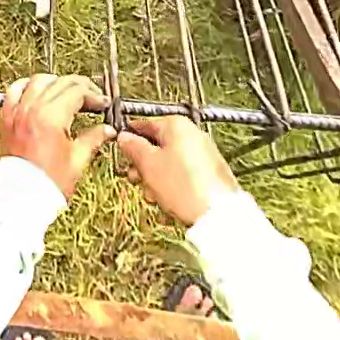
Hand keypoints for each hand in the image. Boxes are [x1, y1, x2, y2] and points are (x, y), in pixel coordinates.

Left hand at [0, 74, 114, 199]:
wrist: (20, 198)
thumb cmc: (47, 184)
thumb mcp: (77, 160)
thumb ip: (93, 138)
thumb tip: (107, 129)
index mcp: (51, 118)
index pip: (77, 91)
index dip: (93, 95)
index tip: (102, 103)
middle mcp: (32, 109)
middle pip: (60, 82)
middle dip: (80, 87)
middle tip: (92, 98)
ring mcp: (17, 111)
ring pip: (39, 80)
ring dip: (56, 82)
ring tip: (68, 92)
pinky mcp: (7, 117)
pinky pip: (14, 90)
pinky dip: (28, 86)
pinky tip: (38, 90)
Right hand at [116, 116, 237, 226]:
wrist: (218, 215)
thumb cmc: (183, 186)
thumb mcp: (148, 164)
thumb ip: (133, 147)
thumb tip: (124, 137)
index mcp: (176, 126)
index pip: (144, 125)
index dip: (129, 139)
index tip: (120, 151)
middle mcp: (192, 135)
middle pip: (157, 147)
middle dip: (144, 167)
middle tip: (137, 181)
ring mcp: (203, 155)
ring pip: (169, 165)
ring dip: (157, 183)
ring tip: (156, 199)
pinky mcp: (211, 175)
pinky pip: (184, 178)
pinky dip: (174, 190)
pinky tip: (169, 207)